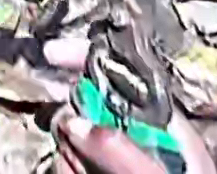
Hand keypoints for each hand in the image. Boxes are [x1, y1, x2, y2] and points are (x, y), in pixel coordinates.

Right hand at [43, 38, 213, 173]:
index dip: (86, 55)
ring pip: (76, 137)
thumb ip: (122, 151)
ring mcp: (122, 160)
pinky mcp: (102, 173)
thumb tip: (72, 120)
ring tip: (72, 171)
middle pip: (88, 102)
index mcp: (165, 123)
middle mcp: (139, 136)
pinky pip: (74, 165)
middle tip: (63, 139)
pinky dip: (67, 169)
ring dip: (66, 153)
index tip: (50, 54)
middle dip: (68, 117)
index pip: (121, 71)